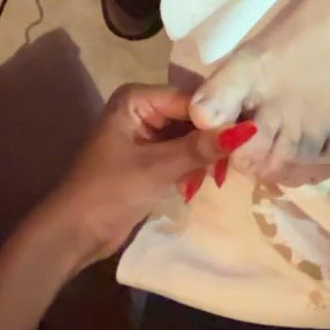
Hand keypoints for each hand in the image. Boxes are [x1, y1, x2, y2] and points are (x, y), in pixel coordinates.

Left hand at [28, 85, 254, 269]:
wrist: (75, 232)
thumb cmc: (109, 192)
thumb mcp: (157, 168)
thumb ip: (201, 148)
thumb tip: (247, 131)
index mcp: (136, 99)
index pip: (191, 98)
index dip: (220, 114)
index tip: (253, 130)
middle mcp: (142, 109)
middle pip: (193, 115)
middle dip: (215, 136)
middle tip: (246, 154)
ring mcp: (147, 135)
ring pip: (191, 136)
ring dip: (207, 154)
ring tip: (229, 170)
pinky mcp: (151, 159)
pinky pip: (183, 154)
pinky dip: (196, 166)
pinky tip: (213, 179)